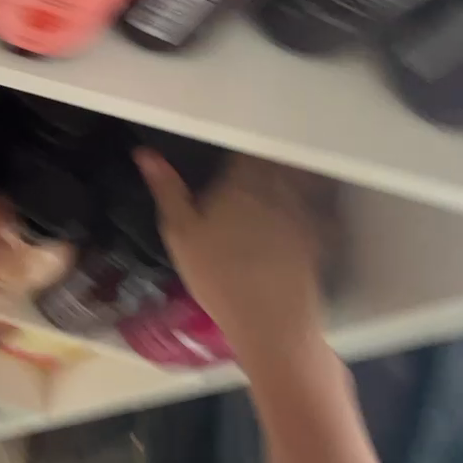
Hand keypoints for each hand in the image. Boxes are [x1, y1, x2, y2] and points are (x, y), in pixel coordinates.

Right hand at [136, 149, 332, 371]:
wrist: (272, 325)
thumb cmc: (218, 276)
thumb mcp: (180, 233)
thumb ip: (167, 189)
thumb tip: (144, 153)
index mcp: (240, 185)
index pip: (246, 149)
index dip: (239, 140)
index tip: (230, 136)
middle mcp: (276, 193)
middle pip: (278, 160)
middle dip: (268, 151)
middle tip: (255, 147)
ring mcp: (302, 216)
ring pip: (301, 178)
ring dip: (293, 168)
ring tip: (281, 164)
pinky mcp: (318, 239)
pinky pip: (317, 206)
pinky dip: (313, 197)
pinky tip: (306, 201)